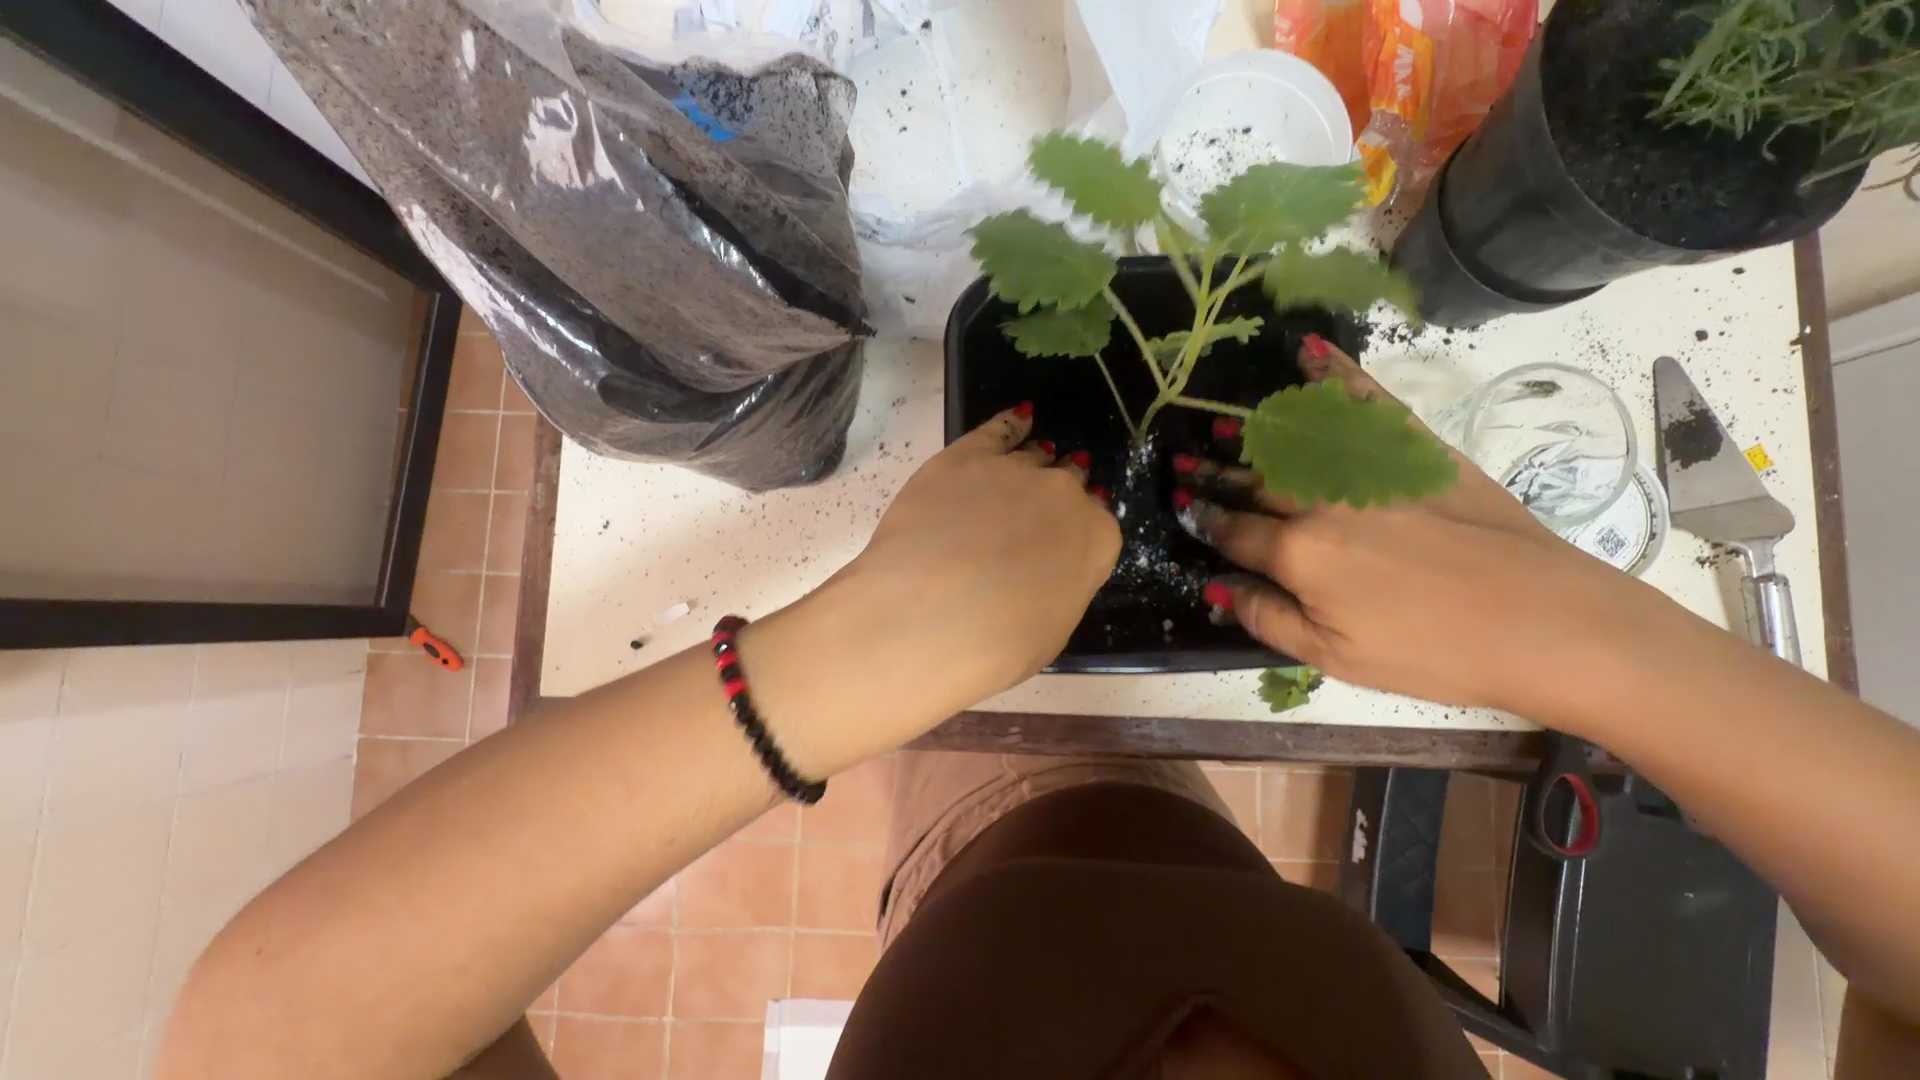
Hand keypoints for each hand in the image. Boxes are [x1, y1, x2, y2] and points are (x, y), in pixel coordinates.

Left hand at [749, 405, 1118, 773]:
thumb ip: (1059, 588)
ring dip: (1033, 465)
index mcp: (1096, 540)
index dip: (1076, 534)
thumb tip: (1045, 574)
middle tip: (1034, 517)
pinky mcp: (964, 457)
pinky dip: (1011, 423)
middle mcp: (1063, 494)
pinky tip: (1019, 418)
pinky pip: (998, 430)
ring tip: (1030, 465)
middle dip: (1056, 498)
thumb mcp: (1051, 631)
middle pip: (1067, 484)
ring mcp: (1013, 470)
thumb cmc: (997, 644)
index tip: (1061, 544)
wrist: (930, 615)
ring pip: (1032, 458)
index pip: (1097, 524)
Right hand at [1184, 336, 1677, 719]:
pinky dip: (1335, 373)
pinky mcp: (1418, 449)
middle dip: (1215, 476)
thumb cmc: (1432, 653)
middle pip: (1254, 483)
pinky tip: (1310, 352)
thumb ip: (1267, 618)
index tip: (1184, 507)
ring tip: (1224, 426)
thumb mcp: (1335, 658)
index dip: (1205, 522)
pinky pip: (1367, 401)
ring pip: (1297, 439)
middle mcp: (1322, 499)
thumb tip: (1217, 588)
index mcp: (1297, 553)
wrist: (1546, 624)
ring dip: (1252, 432)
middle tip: (1187, 466)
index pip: (1233, 531)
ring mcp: (1370, 467)